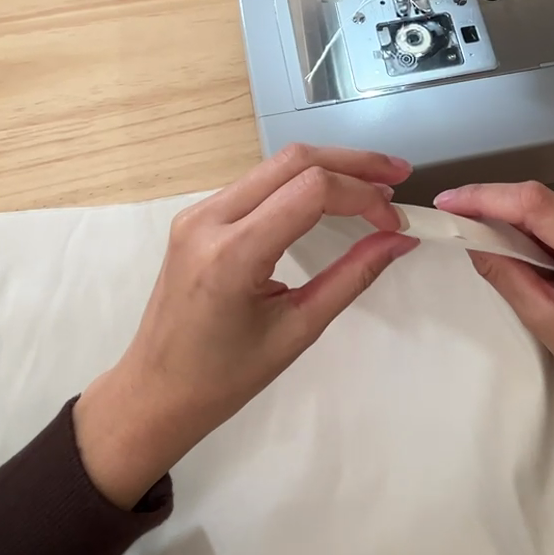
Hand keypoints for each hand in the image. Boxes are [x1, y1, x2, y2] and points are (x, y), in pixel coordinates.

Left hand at [74, 145, 418, 505]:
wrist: (153, 393)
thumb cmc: (225, 378)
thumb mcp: (298, 330)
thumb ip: (352, 276)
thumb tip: (400, 239)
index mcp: (232, 254)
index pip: (311, 190)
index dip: (362, 195)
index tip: (394, 221)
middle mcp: (210, 217)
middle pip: (294, 160)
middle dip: (353, 162)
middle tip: (398, 174)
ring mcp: (199, 211)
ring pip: (276, 164)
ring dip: (329, 166)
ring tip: (374, 182)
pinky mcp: (198, 214)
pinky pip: (259, 181)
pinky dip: (302, 179)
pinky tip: (331, 192)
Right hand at [435, 182, 553, 450]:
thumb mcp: (550, 327)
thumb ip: (507, 275)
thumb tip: (469, 236)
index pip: (539, 205)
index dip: (487, 196)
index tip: (449, 202)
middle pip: (549, 201)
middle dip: (502, 210)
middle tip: (468, 229)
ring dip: (528, 219)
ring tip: (517, 253)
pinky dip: (553, 224)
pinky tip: (551, 253)